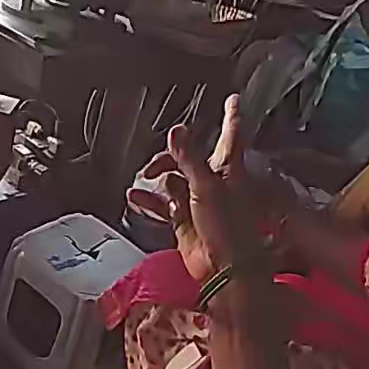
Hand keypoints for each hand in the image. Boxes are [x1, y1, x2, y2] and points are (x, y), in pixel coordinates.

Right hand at [141, 95, 265, 281]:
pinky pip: (163, 205)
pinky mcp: (184, 221)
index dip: (231, 118)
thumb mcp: (206, 187)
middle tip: (154, 162)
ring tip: (142, 177)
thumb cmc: (228, 227)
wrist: (224, 269)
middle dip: (171, 156)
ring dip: (157, 178)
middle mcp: (215, 184)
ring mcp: (199, 203)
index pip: (231, 137)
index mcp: (230, 171)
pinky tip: (135, 198)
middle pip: (191, 158)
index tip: (233, 99)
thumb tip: (177, 130)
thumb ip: (189, 158)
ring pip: (174, 181)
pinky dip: (149, 201)